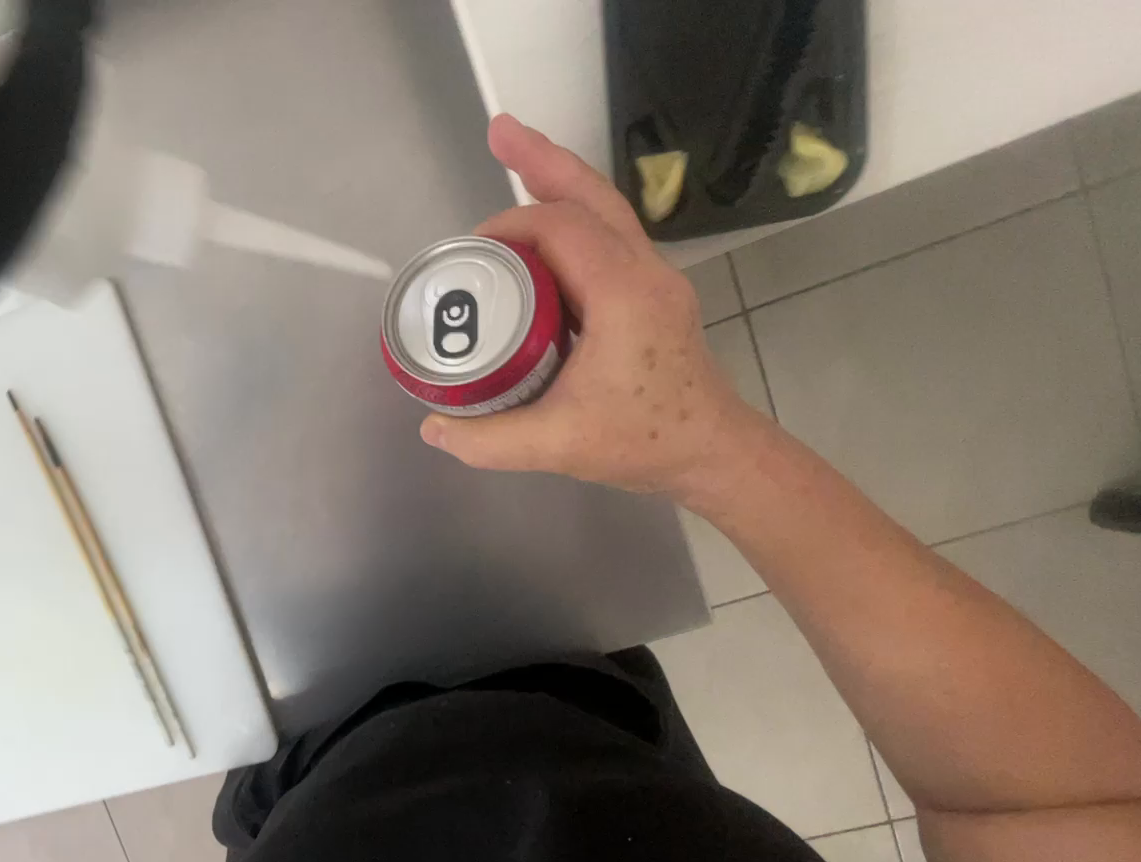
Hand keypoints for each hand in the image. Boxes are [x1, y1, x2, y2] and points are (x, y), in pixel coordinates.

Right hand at [418, 115, 770, 500]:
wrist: (710, 450)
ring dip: (559, 183)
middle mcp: (643, 272)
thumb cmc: (640, 443)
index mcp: (622, 295)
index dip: (511, 226)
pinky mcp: (649, 294)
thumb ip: (486, 440)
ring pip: (604, 210)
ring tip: (515, 162)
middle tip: (498, 131)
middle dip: (542, 159)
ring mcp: (652, 279)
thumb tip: (431, 426)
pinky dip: (570, 223)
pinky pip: (606, 240)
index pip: (562, 229)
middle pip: (591, 195)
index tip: (470, 252)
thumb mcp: (554, 446)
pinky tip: (538, 241)